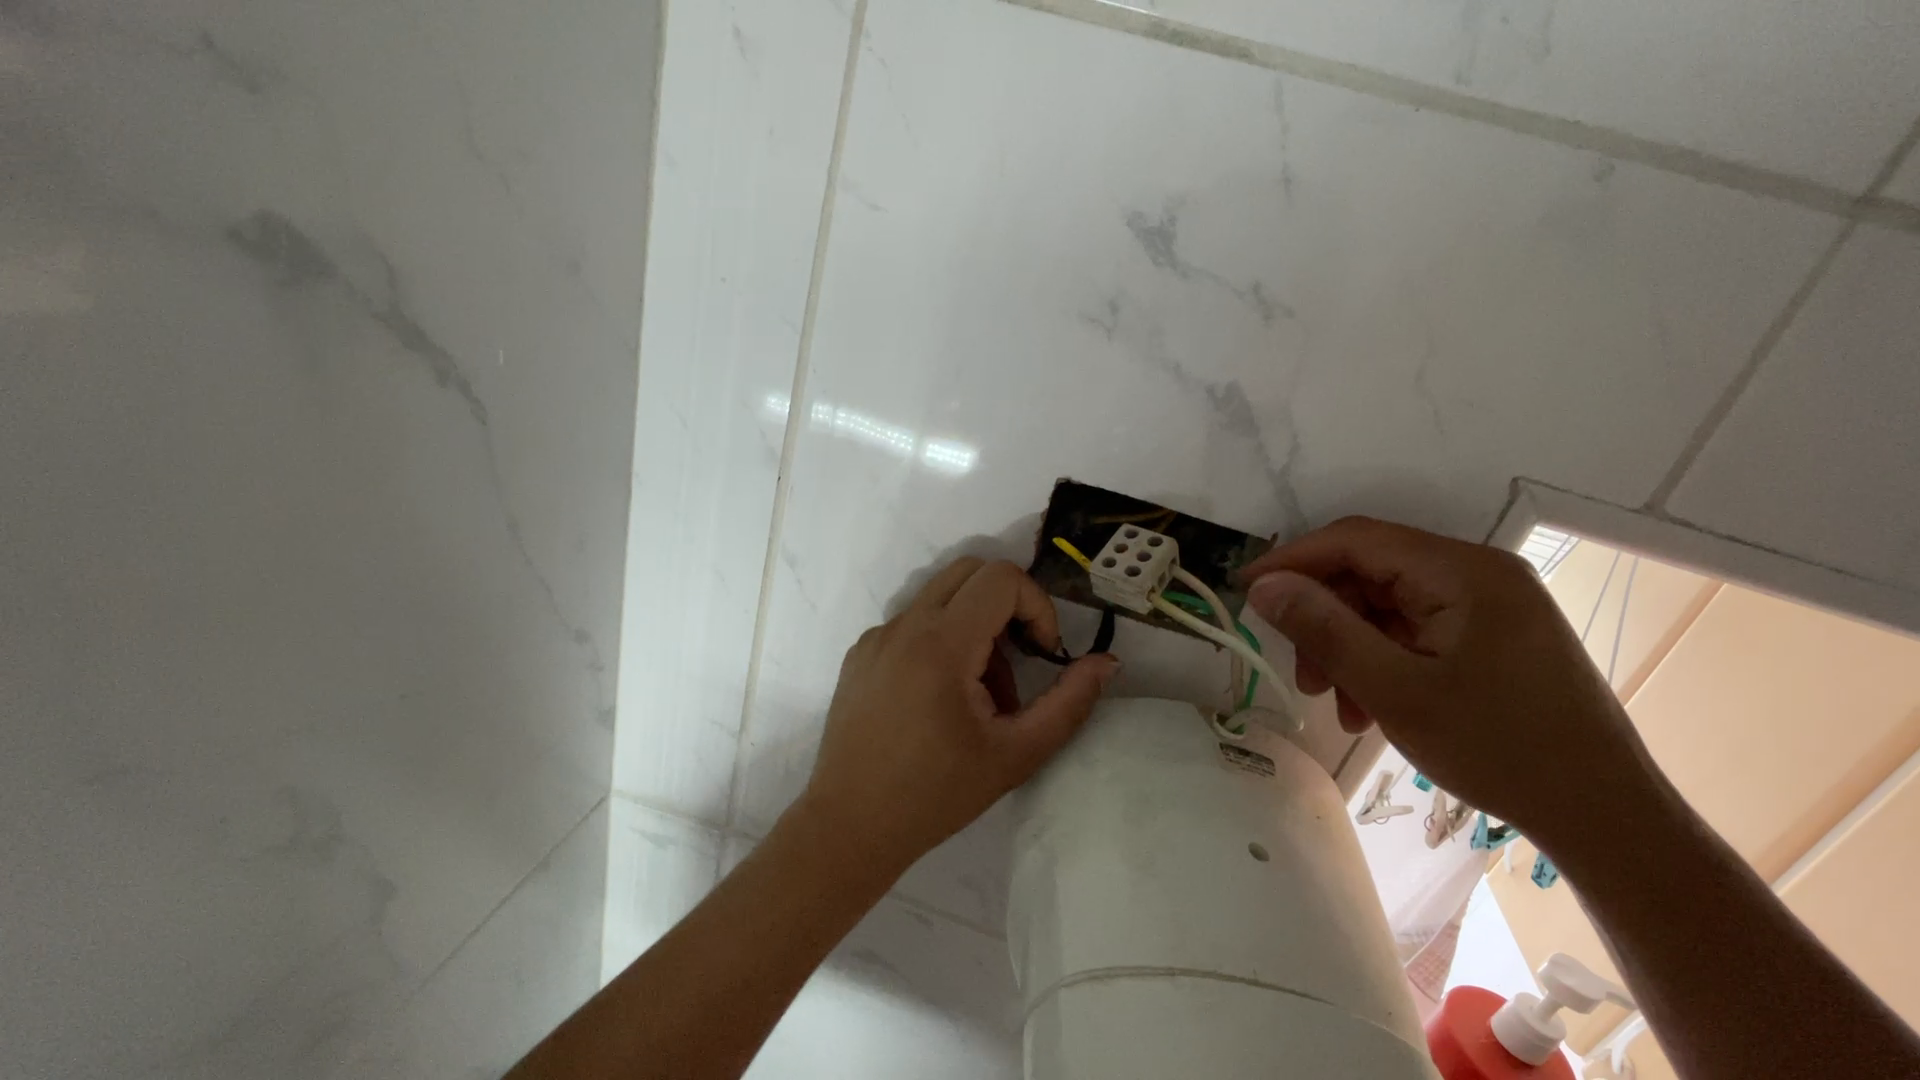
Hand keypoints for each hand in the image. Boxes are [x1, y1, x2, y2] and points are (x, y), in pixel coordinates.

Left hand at [798, 558, 1119, 871]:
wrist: (850, 827)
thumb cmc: (937, 795)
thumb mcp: (1017, 754)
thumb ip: (1070, 703)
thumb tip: (1107, 662)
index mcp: (940, 644)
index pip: (1002, 578)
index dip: (1037, 607)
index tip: (1044, 656)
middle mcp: (903, 626)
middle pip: (971, 571)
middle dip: (1008, 606)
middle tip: (1020, 662)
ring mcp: (876, 638)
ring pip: (941, 598)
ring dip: (975, 627)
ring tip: (980, 696)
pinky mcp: (860, 655)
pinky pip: (912, 624)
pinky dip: (941, 642)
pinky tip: (940, 702)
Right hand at [1240, 516, 1660, 844]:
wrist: (1605, 815)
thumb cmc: (1499, 748)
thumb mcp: (1395, 690)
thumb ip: (1324, 630)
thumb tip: (1263, 586)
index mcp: (1463, 571)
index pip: (1357, 540)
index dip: (1293, 560)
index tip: (1245, 592)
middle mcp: (1479, 574)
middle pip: (1372, 575)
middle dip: (1325, 620)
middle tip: (1301, 677)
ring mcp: (1492, 607)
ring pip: (1390, 608)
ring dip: (1350, 649)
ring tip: (1338, 707)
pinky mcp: (1496, 638)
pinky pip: (1418, 633)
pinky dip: (1384, 663)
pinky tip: (1371, 710)